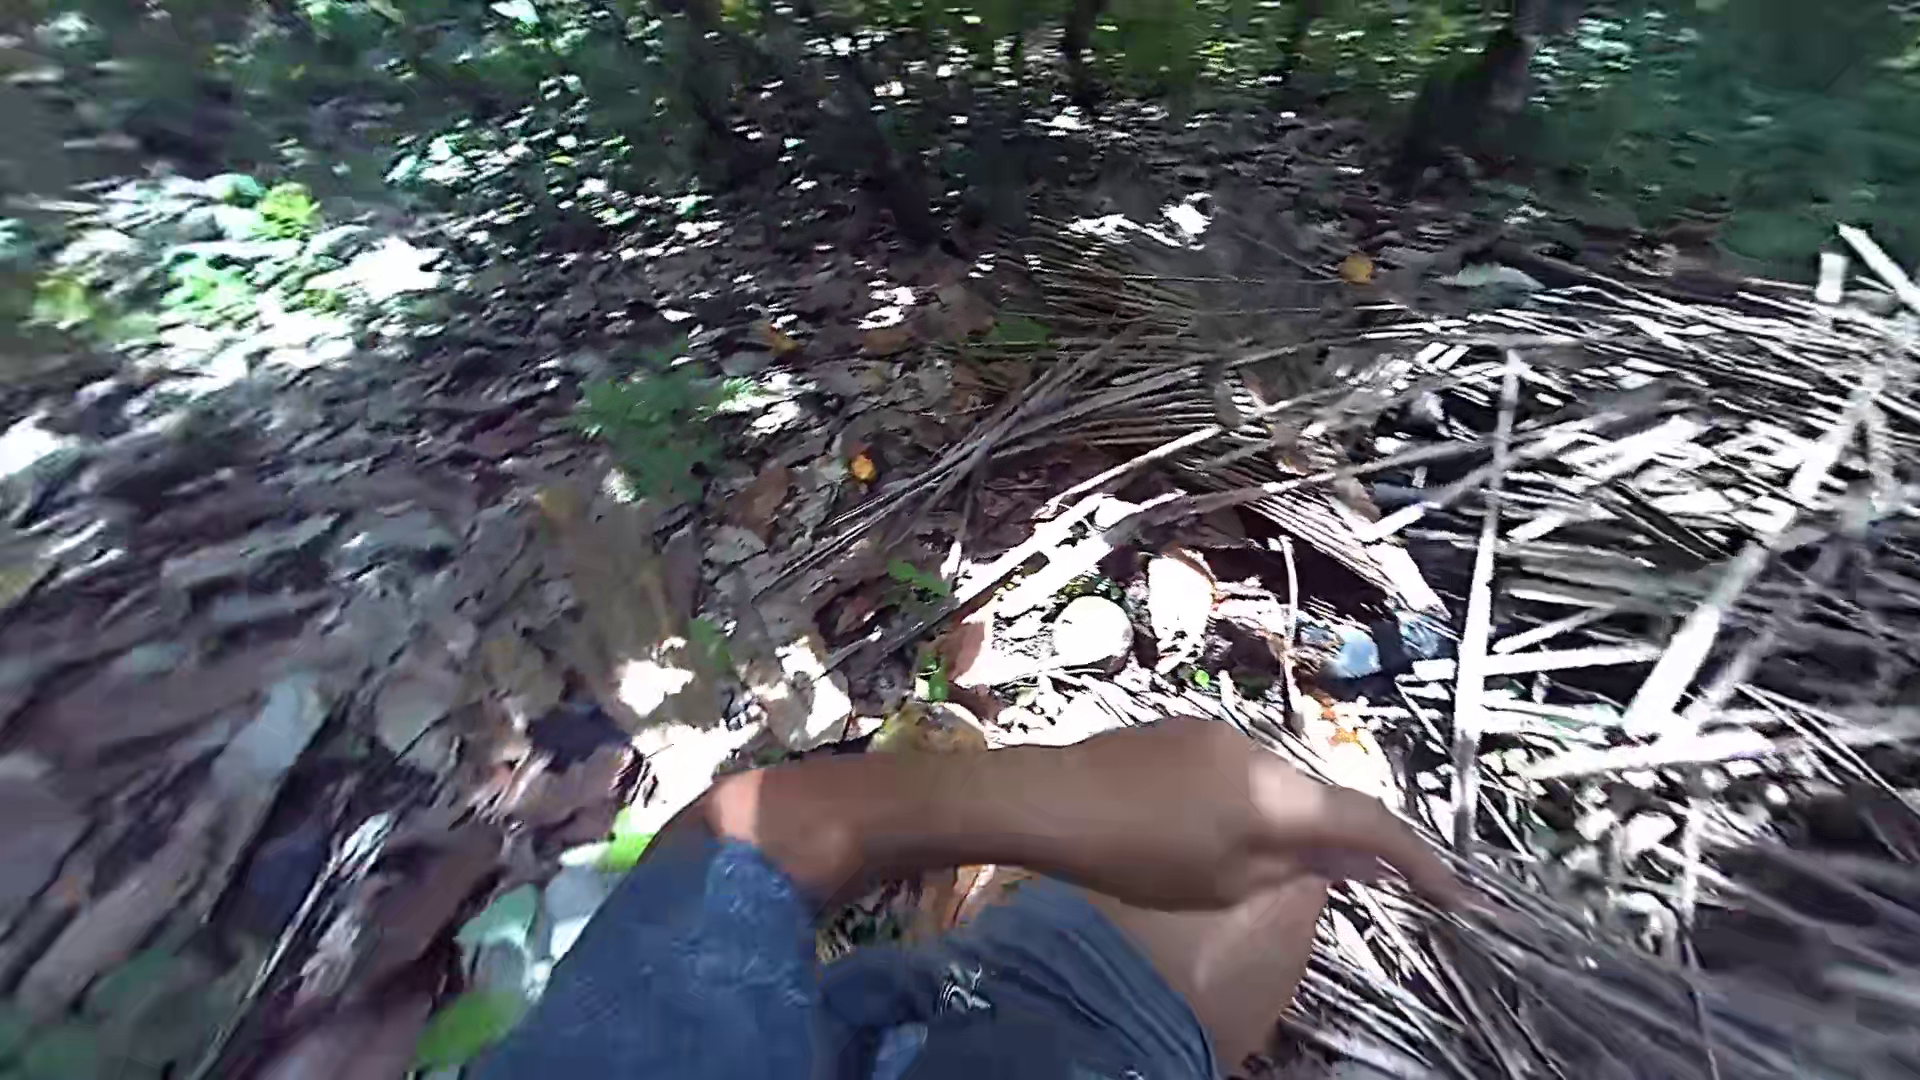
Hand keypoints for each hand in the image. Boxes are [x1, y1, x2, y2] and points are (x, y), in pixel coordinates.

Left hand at [991, 716, 1456, 909]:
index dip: (1415, 856)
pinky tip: (1217, 817)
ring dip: (1285, 811)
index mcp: (1274, 792)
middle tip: (1352, 875)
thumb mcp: (1227, 881)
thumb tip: (1358, 861)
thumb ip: (1299, 865)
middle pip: (1318, 791)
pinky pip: (1233, 761)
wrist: (1059, 798)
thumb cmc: (1141, 855)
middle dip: (1341, 834)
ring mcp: (1212, 729)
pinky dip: (1246, 792)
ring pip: (1273, 774)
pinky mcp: (1179, 724)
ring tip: (1270, 852)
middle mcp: (1252, 747)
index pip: (1366, 819)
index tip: (1451, 890)